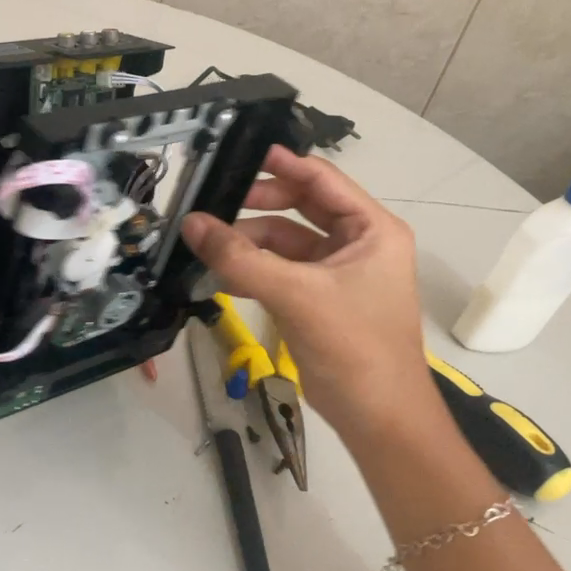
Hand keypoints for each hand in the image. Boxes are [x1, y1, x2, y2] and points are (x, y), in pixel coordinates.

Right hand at [180, 145, 433, 437]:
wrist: (379, 420)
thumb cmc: (354, 347)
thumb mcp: (296, 295)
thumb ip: (241, 258)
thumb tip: (190, 224)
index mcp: (372, 230)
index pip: (322, 179)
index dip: (282, 163)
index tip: (238, 151)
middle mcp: (357, 243)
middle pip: (300, 206)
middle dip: (257, 203)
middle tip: (214, 200)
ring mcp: (336, 272)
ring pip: (283, 240)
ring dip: (248, 240)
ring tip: (206, 242)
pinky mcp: (317, 298)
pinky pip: (278, 269)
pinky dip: (250, 268)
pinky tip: (218, 275)